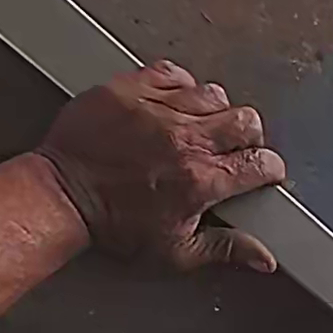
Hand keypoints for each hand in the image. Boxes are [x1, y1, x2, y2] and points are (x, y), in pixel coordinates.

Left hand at [33, 60, 284, 271]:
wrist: (62, 197)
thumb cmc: (115, 225)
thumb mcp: (178, 252)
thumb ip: (226, 250)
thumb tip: (263, 258)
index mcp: (202, 180)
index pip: (260, 163)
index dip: (270, 169)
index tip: (264, 173)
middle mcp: (186, 140)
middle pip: (247, 121)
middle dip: (250, 137)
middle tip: (234, 150)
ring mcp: (158, 110)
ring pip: (214, 94)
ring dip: (216, 112)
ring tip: (201, 129)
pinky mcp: (131, 89)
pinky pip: (174, 73)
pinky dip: (182, 88)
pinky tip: (175, 107)